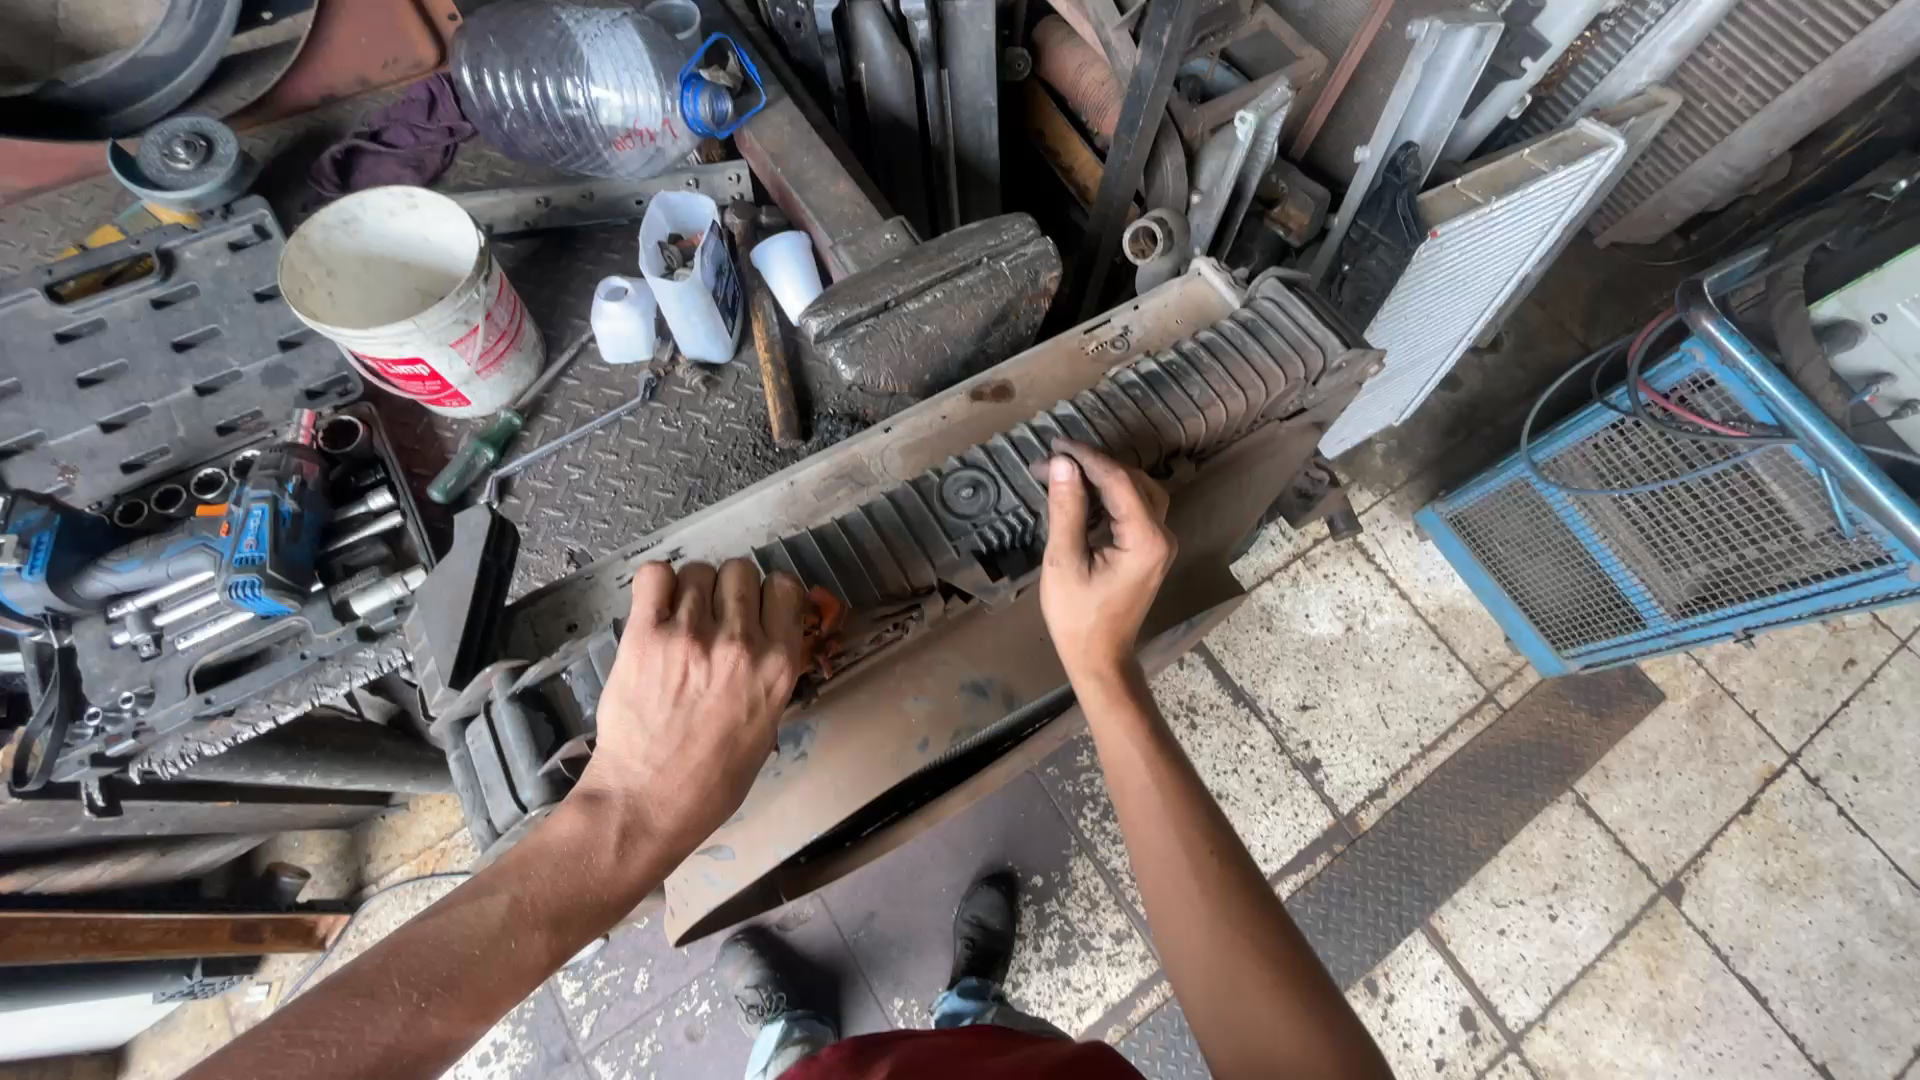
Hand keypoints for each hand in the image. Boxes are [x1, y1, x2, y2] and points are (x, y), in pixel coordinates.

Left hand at [575, 559, 808, 853]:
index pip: (786, 587)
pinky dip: (657, 584)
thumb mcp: (769, 721)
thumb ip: (771, 671)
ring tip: (681, 619)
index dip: (769, 593)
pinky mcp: (645, 636)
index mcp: (778, 663)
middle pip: (741, 570)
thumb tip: (765, 638)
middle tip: (714, 616)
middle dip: (730, 588)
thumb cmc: (715, 777)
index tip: (757, 609)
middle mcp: (741, 641)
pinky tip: (656, 607)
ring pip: (699, 570)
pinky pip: (655, 575)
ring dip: (692, 589)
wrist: (648, 802)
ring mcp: (691, 635)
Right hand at [1039, 439, 1176, 681]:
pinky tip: (1081, 494)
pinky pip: (1135, 509)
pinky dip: (1110, 496)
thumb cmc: (1077, 616)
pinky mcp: (1150, 550)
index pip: (1119, 480)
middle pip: (1133, 480)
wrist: (1099, 657)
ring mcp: (1160, 544)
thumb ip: (1066, 509)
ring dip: (1103, 478)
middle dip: (1094, 465)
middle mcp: (1162, 536)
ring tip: (1064, 471)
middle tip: (1054, 458)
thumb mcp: (1064, 561)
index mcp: (1146, 539)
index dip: (1087, 458)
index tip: (1056, 444)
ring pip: (1138, 491)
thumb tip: (1061, 464)